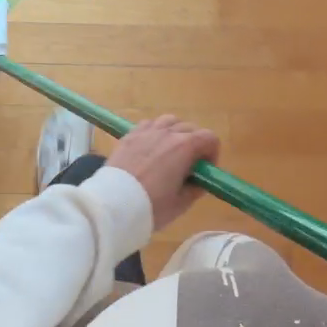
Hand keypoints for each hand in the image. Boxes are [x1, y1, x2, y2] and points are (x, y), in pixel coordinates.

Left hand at [109, 115, 219, 229]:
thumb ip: (195, 189)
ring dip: (175, 133)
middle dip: (195, 144)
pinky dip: (155, 132)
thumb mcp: (181, 203)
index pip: (210, 138)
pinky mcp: (130, 134)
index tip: (205, 169)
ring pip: (169, 121)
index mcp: (185, 147)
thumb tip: (199, 181)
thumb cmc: (152, 205)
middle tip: (188, 165)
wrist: (114, 203)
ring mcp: (147, 131)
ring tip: (169, 152)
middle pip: (190, 128)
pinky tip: (150, 147)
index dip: (212, 153)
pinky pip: (149, 124)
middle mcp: (167, 133)